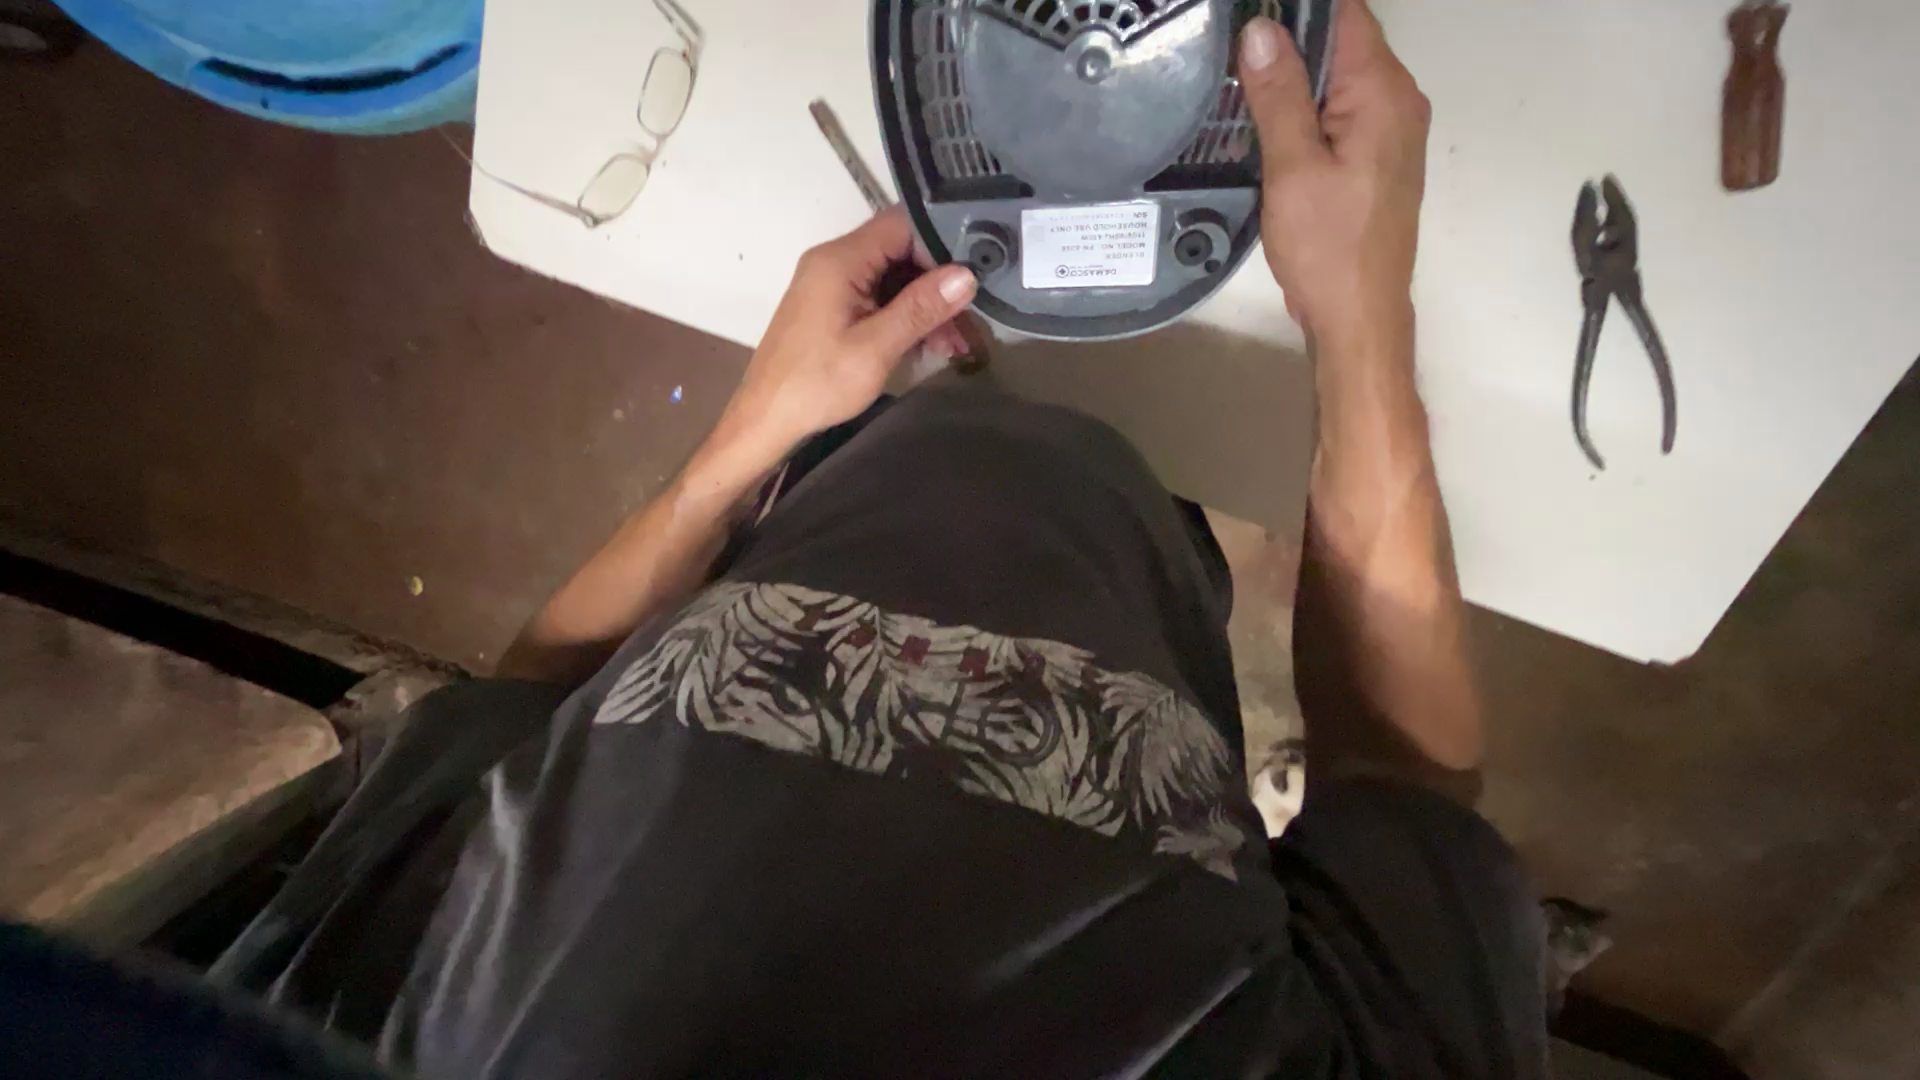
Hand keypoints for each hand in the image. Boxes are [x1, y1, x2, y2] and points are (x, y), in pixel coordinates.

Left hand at [719, 207, 976, 462]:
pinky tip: (928, 346)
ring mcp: (832, 284)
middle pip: (899, 252)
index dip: (941, 244)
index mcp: (840, 260)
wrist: (768, 418)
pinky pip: (878, 299)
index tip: (973, 273)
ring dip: (925, 307)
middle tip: (970, 320)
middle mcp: (834, 261)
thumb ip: (920, 308)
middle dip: (937, 283)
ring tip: (955, 344)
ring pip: (892, 279)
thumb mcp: (875, 348)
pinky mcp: (833, 307)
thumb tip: (966, 276)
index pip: (902, 225)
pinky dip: (904, 318)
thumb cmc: (818, 384)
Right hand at [1239, 0, 1429, 348]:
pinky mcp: (1377, 163)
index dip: (1297, 9)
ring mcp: (1392, 134)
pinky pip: (1343, 116)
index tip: (1249, 15)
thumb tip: (1261, 29)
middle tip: (1232, 51)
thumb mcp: (1293, 170)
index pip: (1346, 15)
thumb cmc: (1326, 246)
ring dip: (1297, 80)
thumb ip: (1279, 97)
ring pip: (1342, 83)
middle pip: (1345, 45)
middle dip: (1292, 42)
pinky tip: (1271, 127)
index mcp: (1382, 93)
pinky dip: (1309, 112)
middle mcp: (1399, 102)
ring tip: (1242, 83)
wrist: (1358, 314)